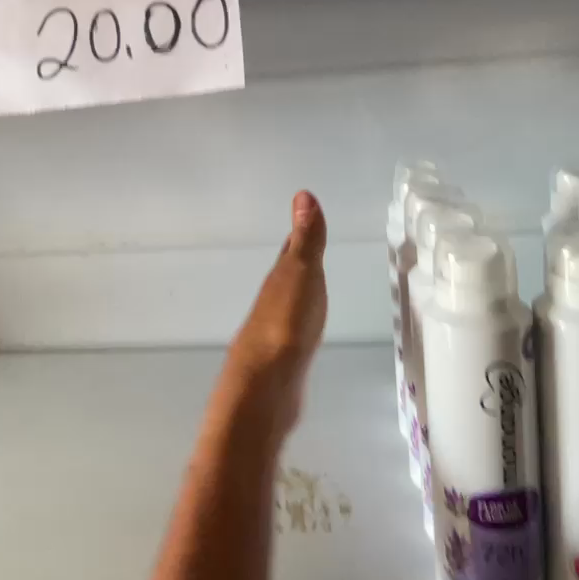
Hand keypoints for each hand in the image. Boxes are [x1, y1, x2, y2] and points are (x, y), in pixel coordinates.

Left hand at [223, 191, 327, 435]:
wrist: (266, 386)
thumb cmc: (286, 323)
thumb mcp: (301, 274)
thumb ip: (306, 239)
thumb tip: (303, 193)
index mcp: (279, 278)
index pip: (290, 249)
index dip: (299, 233)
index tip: (306, 216)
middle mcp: (273, 301)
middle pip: (286, 274)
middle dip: (297, 260)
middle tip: (310, 246)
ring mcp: (276, 331)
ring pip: (289, 302)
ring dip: (299, 291)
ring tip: (312, 286)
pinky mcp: (282, 359)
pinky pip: (295, 331)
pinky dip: (302, 322)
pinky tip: (306, 331)